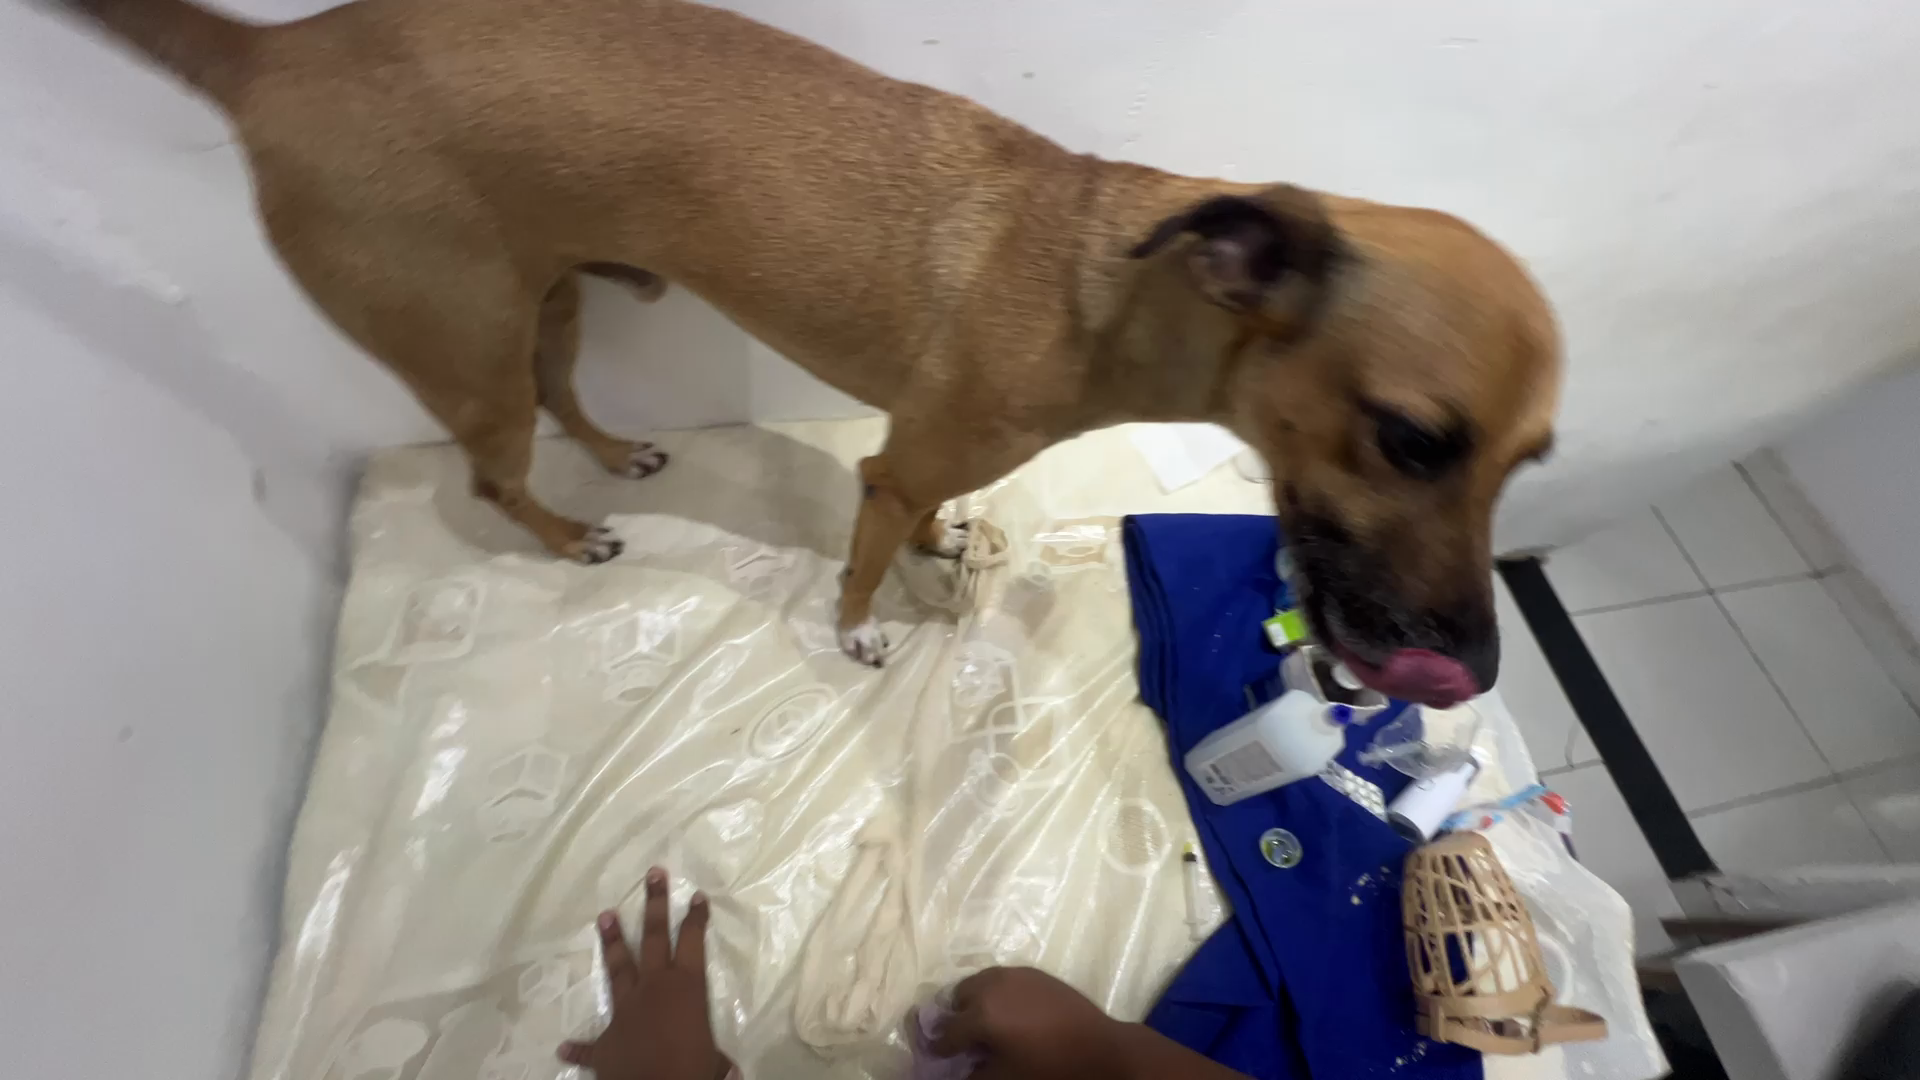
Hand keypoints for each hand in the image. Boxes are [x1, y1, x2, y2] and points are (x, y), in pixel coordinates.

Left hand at [556, 868, 731, 1079]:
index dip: (697, 917)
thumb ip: (716, 1061)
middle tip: (652, 874)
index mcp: (686, 986)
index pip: (694, 940)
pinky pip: (589, 1046)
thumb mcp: (714, 1063)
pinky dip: (579, 1047)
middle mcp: (655, 988)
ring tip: (605, 915)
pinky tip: (564, 1045)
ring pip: (619, 968)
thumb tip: (729, 1073)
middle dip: (655, 904)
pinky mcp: (605, 1044)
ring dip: (613, 942)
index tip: (697, 896)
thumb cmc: (693, 1072)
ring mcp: (626, 1012)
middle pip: (655, 937)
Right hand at [928, 967, 1132, 1079]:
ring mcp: (1011, 973)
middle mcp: (991, 985)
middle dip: (955, 1016)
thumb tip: (960, 1071)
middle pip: (958, 997)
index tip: (934, 1052)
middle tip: (962, 1038)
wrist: (1097, 1046)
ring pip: (978, 982)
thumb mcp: (1007, 1077)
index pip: (947, 1030)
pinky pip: (1000, 978)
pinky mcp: (1029, 970)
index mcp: (982, 1014)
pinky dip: (994, 992)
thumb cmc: (1049, 1066)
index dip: (938, 1045)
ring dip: (974, 1000)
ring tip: (984, 1023)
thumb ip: (976, 1074)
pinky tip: (1007, 1011)